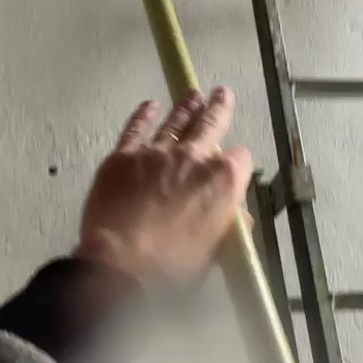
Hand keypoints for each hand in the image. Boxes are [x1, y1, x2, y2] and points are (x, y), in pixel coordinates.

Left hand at [75, 89, 253, 279]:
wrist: (122, 264)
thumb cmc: (173, 267)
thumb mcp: (213, 253)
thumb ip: (226, 227)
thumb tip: (237, 218)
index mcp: (223, 181)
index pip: (240, 159)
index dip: (237, 164)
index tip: (233, 169)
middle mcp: (194, 157)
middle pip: (211, 124)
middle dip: (219, 109)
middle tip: (223, 94)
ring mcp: (156, 153)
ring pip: (176, 121)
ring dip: (186, 107)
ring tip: (193, 95)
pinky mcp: (123, 156)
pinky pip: (136, 128)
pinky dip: (144, 115)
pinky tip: (149, 106)